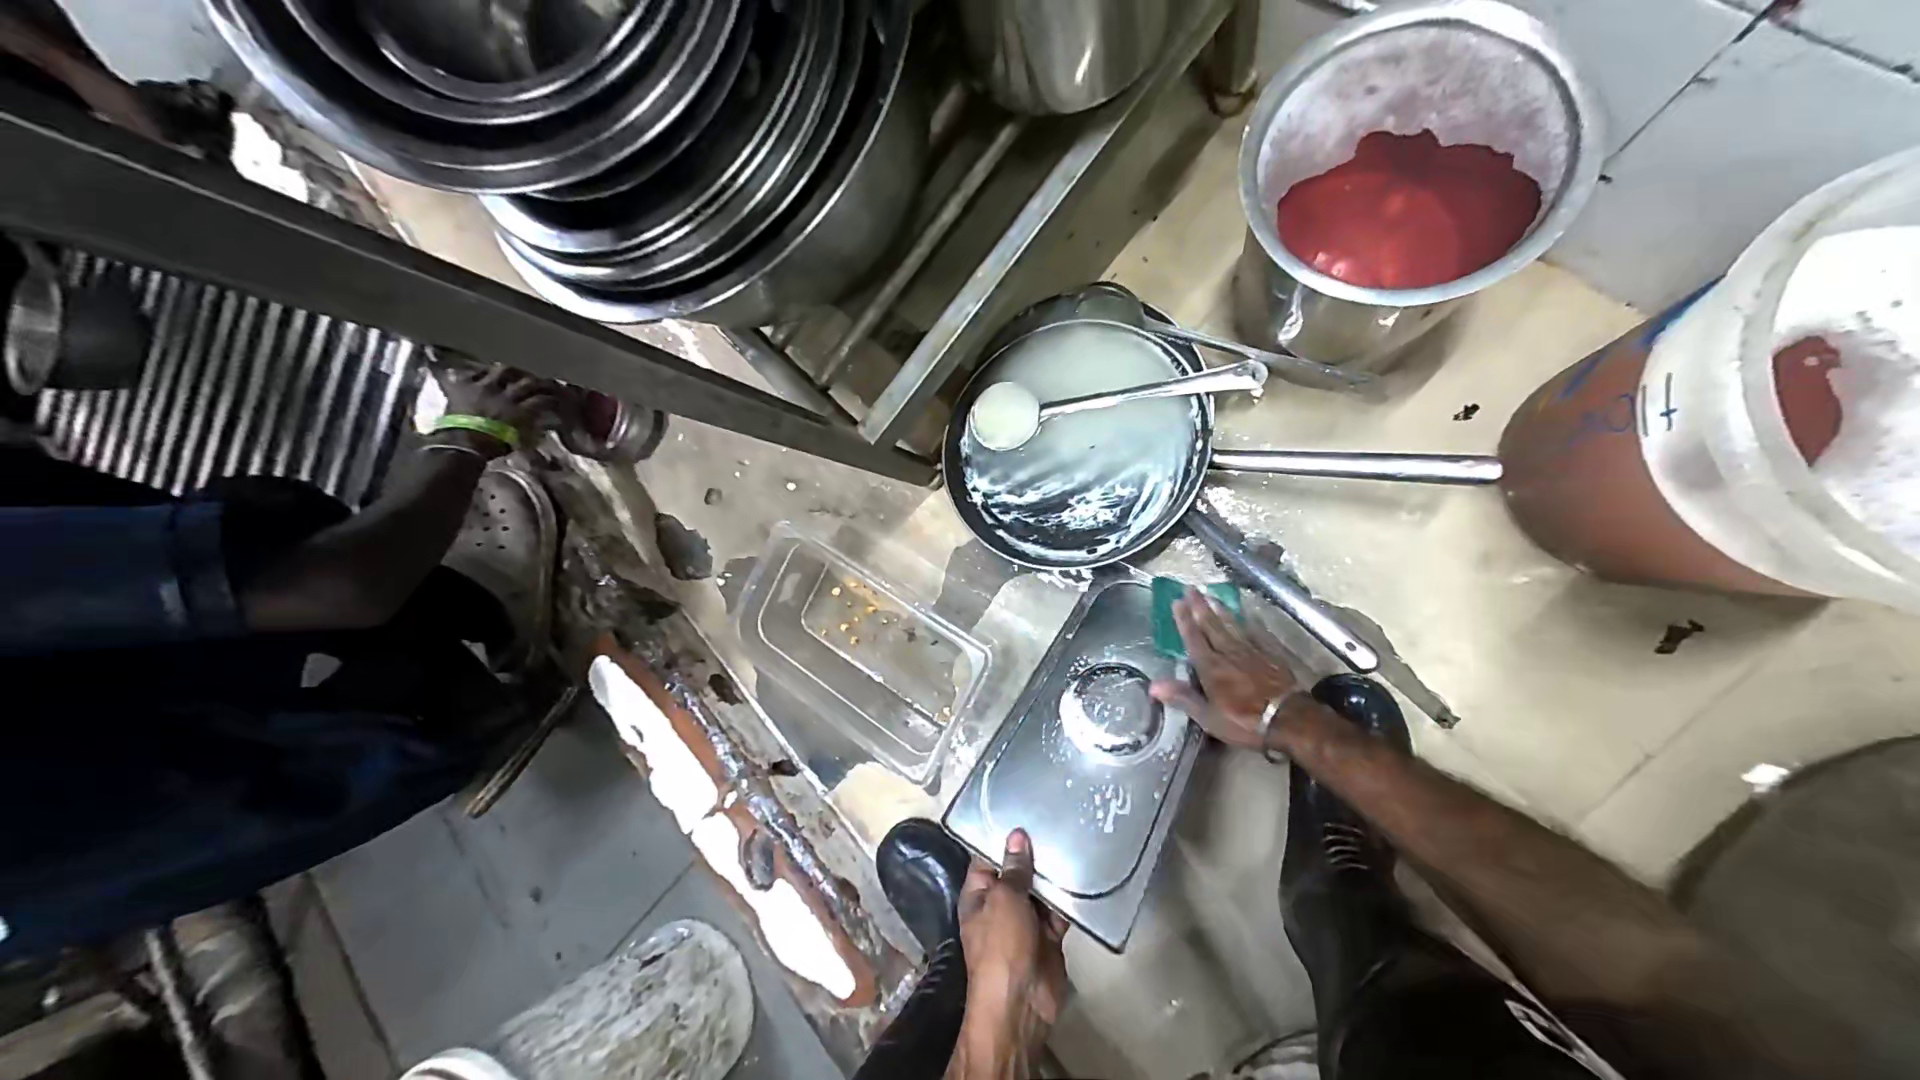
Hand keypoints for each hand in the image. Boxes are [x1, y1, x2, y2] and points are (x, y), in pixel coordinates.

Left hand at [439, 363, 559, 453]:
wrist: (461, 443)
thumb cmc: (492, 446)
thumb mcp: (519, 440)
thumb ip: (530, 428)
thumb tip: (541, 423)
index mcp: (520, 411)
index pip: (543, 400)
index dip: (552, 399)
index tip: (556, 400)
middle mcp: (506, 395)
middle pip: (528, 382)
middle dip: (538, 382)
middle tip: (542, 383)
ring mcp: (484, 387)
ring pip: (503, 370)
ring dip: (512, 372)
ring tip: (515, 374)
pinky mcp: (464, 384)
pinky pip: (473, 371)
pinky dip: (480, 372)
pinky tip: (484, 374)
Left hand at [953, 829, 1067, 1074]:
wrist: (1021, 1004)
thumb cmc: (1001, 945)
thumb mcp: (1004, 899)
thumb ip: (1014, 868)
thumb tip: (1017, 835)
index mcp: (979, 894)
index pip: (988, 856)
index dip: (1003, 836)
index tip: (1023, 810)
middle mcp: (1000, 904)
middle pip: (1018, 871)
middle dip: (1034, 852)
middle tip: (1056, 817)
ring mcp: (1025, 921)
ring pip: (1040, 889)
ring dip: (1054, 873)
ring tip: (1073, 835)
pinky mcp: (1048, 936)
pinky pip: (1059, 910)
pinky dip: (1069, 898)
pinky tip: (1084, 872)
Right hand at [1149, 587, 1303, 751]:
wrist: (1290, 720)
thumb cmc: (1244, 722)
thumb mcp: (1209, 717)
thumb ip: (1183, 698)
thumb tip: (1153, 685)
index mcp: (1210, 667)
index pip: (1193, 638)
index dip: (1184, 620)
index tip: (1177, 601)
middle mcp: (1228, 653)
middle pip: (1211, 625)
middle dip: (1200, 606)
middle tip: (1191, 588)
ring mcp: (1251, 652)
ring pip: (1233, 625)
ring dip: (1221, 610)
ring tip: (1212, 596)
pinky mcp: (1271, 655)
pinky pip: (1257, 633)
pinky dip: (1250, 622)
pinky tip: (1248, 615)